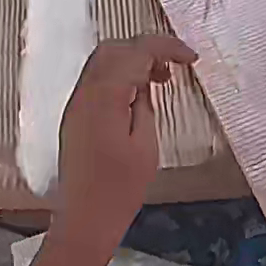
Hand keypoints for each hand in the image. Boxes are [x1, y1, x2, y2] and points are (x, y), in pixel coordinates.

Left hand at [54, 35, 196, 250]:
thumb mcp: (145, 146)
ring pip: (102, 63)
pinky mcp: (74, 118)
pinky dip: (118, 79)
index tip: (191, 59)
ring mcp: (75, 105)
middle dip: (145, 49)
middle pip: (113, 49)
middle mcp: (83, 93)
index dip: (166, 46)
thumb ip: (144, 105)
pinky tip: (135, 98)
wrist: (85, 219)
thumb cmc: (120, 189)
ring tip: (158, 82)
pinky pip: (95, 83)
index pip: (135, 51)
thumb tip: (143, 82)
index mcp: (103, 96)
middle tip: (172, 70)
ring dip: (131, 62)